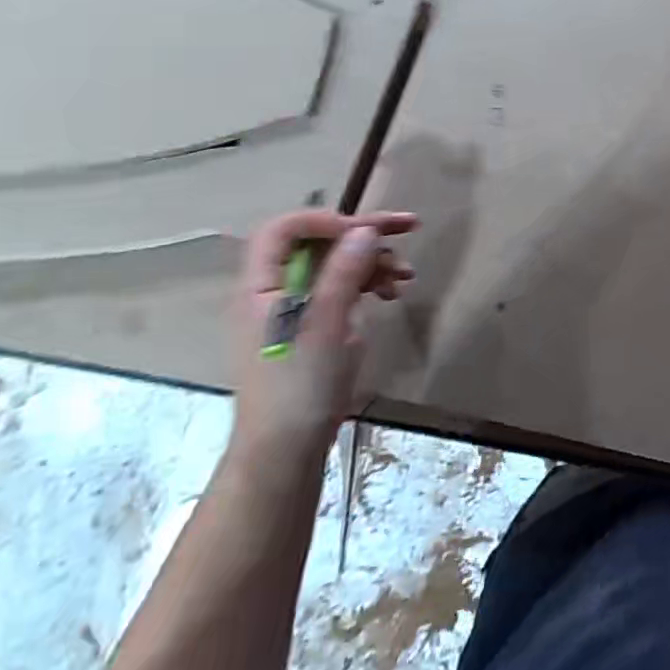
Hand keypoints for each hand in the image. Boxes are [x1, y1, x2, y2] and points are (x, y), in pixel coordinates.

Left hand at [231, 209, 417, 452]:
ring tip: (406, 278)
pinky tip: (389, 297)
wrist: (286, 449)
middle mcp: (271, 291)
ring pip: (332, 267)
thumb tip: (365, 230)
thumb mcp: (327, 323)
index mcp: (260, 286)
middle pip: (316, 245)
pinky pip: (337, 292)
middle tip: (409, 230)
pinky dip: (365, 287)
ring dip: (371, 263)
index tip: (371, 229)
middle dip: (362, 236)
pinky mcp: (309, 329)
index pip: (286, 229)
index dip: (328, 220)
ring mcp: (290, 311)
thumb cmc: (300, 385)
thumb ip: (344, 272)